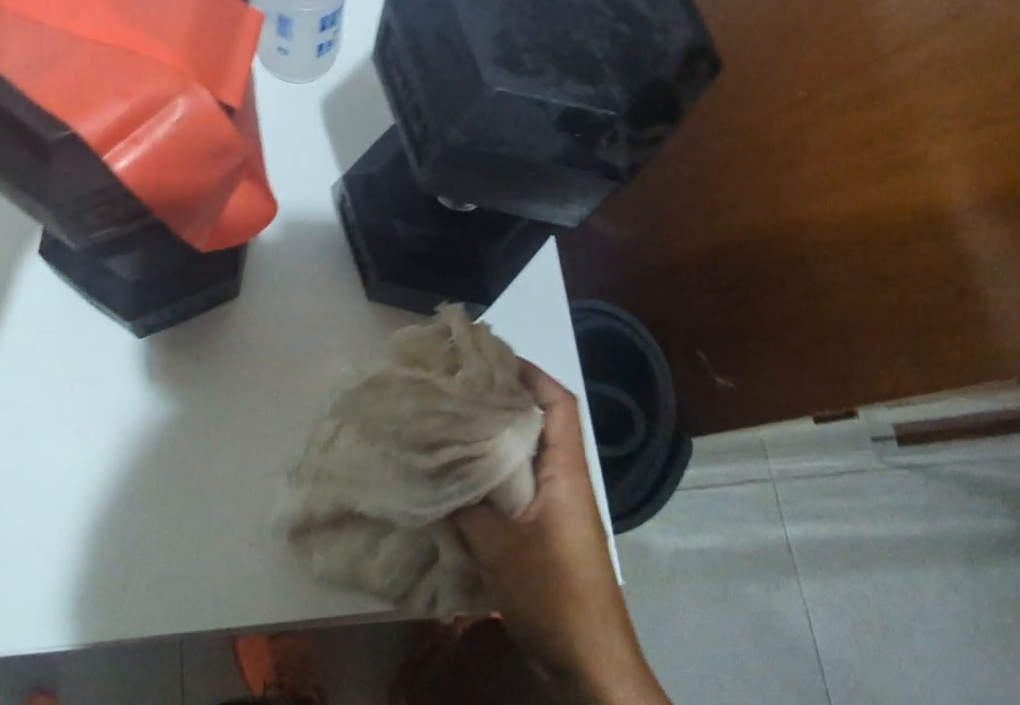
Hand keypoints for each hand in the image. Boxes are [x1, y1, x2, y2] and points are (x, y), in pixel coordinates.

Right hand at [453, 363, 664, 704]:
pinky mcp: (543, 535)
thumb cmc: (554, 596)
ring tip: (448, 421)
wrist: (590, 664)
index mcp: (566, 474)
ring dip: (492, 438)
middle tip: (456, 384)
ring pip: (525, 457)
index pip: (559, 404)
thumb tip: (429, 467)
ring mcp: (556, 510)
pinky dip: (488, 475)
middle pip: (539, 424)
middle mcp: (565, 483)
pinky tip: (455, 479)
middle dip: (502, 399)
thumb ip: (464, 504)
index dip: (531, 373)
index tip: (490, 355)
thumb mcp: (500, 547)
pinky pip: (515, 488)